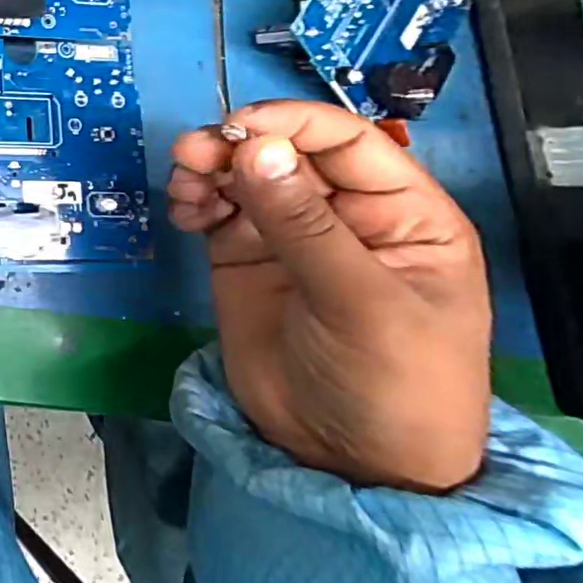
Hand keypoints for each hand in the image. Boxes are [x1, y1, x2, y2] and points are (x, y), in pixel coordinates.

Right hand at [169, 100, 490, 492]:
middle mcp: (340, 210)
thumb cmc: (391, 384)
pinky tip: (183, 211)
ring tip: (183, 187)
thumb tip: (255, 149)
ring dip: (206, 168)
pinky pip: (213, 206)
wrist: (342, 460)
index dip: (292, 123)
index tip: (236, 128)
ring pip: (241, 173)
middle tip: (190, 153)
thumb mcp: (360, 305)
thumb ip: (305, 225)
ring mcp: (287, 231)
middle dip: (234, 145)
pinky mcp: (242, 252)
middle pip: (282, 150)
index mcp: (399, 212)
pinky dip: (193, 198)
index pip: (345, 141)